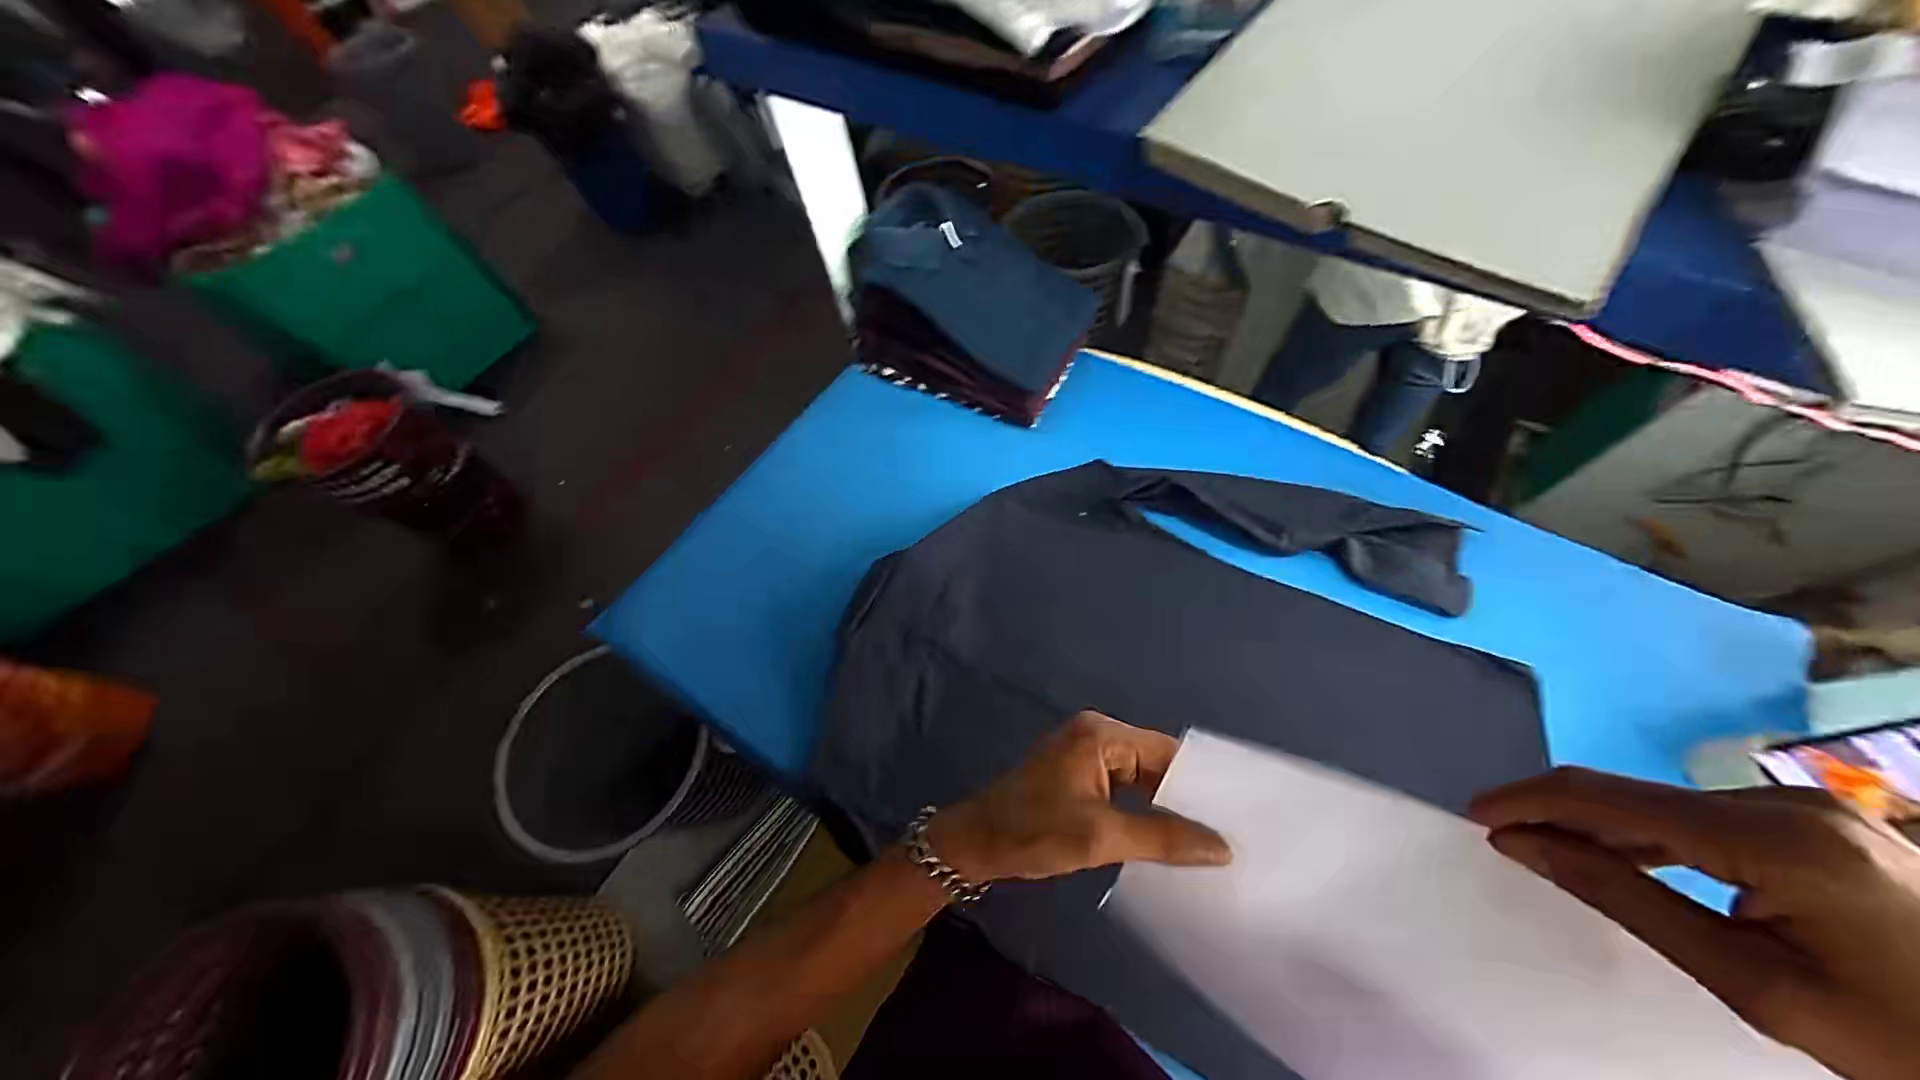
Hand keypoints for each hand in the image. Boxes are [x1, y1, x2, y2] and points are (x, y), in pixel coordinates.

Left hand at [927, 711, 1231, 882]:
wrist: (976, 843)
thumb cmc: (1034, 832)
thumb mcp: (1101, 837)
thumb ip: (1163, 837)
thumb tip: (1222, 846)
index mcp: (1101, 735)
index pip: (1167, 752)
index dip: (1202, 782)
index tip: (1239, 814)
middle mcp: (1096, 735)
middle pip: (1156, 763)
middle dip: (1186, 797)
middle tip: (1232, 833)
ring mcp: (1085, 755)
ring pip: (1141, 778)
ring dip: (1166, 807)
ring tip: (1209, 841)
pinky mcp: (1078, 776)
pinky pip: (1123, 788)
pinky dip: (1142, 811)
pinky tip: (1167, 838)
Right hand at [1469, 767, 1919, 1079]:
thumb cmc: (1903, 1039)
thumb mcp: (1755, 985)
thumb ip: (1625, 899)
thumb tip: (1523, 844)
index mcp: (1774, 838)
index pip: (1608, 797)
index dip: (1527, 799)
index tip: (1472, 815)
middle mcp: (1787, 803)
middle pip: (1634, 795)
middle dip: (1558, 814)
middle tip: (1502, 839)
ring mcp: (1811, 809)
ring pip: (1666, 805)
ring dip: (1602, 826)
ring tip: (1547, 848)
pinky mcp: (1822, 824)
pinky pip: (1705, 819)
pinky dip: (1652, 837)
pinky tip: (1624, 856)